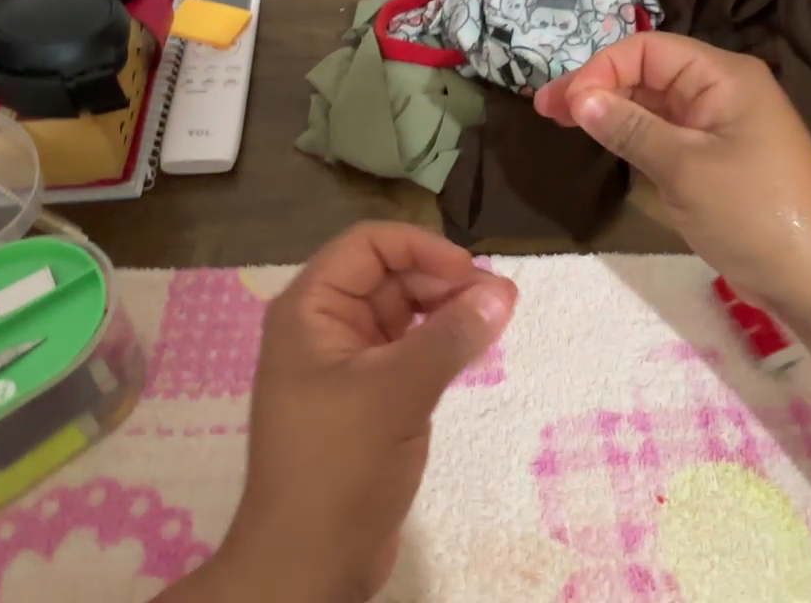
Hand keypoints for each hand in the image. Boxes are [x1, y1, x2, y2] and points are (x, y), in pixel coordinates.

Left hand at [206, 222, 516, 601]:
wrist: (308, 564)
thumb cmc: (339, 465)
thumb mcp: (397, 393)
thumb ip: (449, 337)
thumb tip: (502, 291)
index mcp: (311, 308)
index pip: (368, 246)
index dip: (420, 248)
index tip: (470, 273)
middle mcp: (325, 324)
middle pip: (389, 275)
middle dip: (442, 280)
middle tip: (500, 299)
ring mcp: (346, 360)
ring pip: (402, 312)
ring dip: (447, 310)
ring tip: (498, 317)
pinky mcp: (367, 394)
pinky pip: (407, 348)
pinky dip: (439, 342)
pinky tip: (474, 346)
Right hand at [534, 32, 810, 301]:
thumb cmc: (752, 212)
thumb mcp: (683, 168)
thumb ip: (628, 127)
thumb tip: (577, 98)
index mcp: (723, 76)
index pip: (647, 50)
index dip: (600, 69)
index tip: (564, 106)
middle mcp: (720, 90)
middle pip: (646, 72)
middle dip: (595, 86)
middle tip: (544, 109)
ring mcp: (717, 124)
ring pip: (651, 102)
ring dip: (608, 109)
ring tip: (559, 121)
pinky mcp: (713, 155)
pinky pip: (663, 130)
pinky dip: (629, 132)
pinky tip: (600, 139)